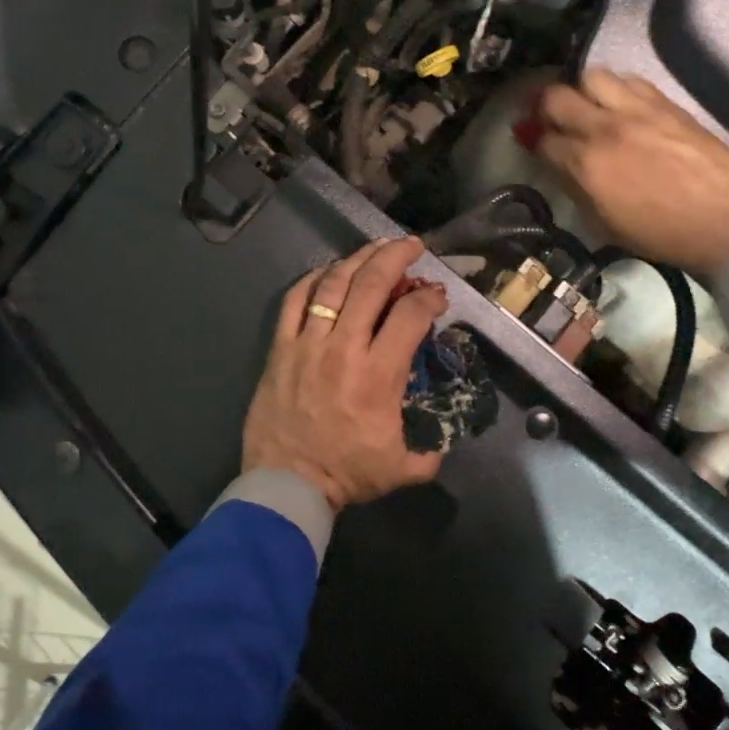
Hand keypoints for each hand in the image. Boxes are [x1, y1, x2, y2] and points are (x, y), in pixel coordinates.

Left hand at [244, 237, 449, 509]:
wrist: (286, 484)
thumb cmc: (346, 473)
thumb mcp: (405, 468)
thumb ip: (433, 448)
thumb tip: (448, 433)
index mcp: (378, 375)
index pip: (410, 316)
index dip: (429, 298)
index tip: (438, 295)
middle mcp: (344, 348)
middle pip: (371, 285)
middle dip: (396, 257)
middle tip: (412, 245)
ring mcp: (308, 344)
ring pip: (333, 284)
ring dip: (358, 259)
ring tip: (376, 248)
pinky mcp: (281, 347)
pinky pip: (295, 300)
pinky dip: (313, 279)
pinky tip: (329, 270)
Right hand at [534, 70, 728, 275]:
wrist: (722, 221)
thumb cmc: (659, 233)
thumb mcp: (603, 223)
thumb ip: (575, 187)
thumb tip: (559, 164)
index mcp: (585, 164)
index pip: (543, 139)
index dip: (533, 141)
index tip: (533, 142)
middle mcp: (605, 128)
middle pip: (557, 96)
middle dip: (546, 106)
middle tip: (551, 115)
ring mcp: (637, 110)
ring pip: (592, 76)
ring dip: (583, 90)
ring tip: (590, 104)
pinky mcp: (666, 103)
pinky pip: (630, 79)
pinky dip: (618, 88)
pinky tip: (622, 104)